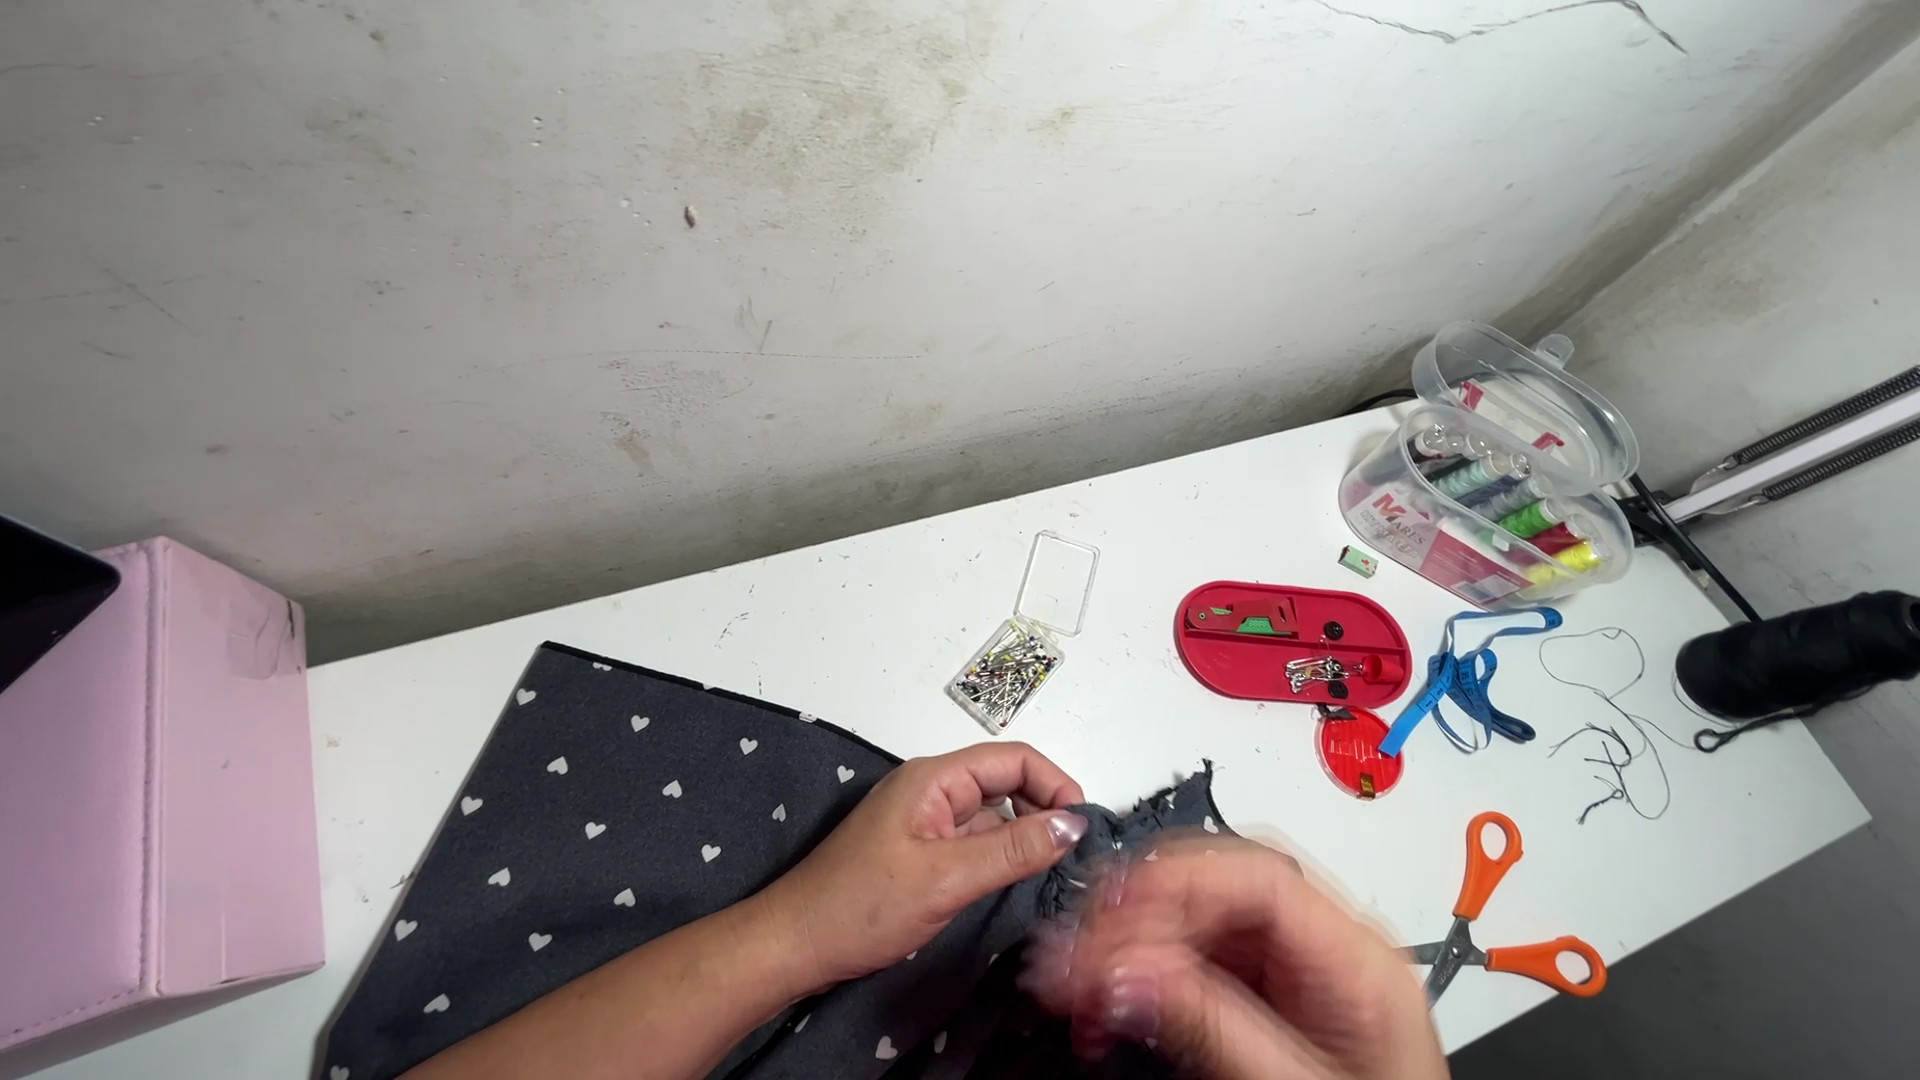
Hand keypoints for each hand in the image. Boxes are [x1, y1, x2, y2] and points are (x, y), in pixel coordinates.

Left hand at [757, 742, 1088, 993]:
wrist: (797, 942)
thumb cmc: (862, 905)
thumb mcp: (946, 878)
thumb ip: (1013, 849)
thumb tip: (1073, 824)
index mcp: (935, 777)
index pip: (1013, 759)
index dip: (1054, 783)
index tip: (1082, 825)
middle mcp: (934, 787)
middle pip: (1005, 780)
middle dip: (1044, 807)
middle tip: (1073, 853)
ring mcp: (927, 816)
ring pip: (993, 811)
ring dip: (1025, 832)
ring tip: (1053, 868)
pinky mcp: (923, 844)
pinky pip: (975, 836)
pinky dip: (1001, 851)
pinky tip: (1017, 877)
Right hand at [1020, 838, 1446, 1079]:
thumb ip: (1213, 1029)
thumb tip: (1126, 969)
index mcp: (1357, 958)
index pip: (1257, 876)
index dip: (1172, 879)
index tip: (1108, 913)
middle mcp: (1324, 942)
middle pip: (1214, 880)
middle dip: (1134, 906)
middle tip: (1076, 946)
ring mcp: (1290, 959)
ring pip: (1189, 910)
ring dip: (1124, 938)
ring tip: (1075, 976)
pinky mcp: (1262, 982)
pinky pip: (1186, 949)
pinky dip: (1136, 967)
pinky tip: (1104, 993)